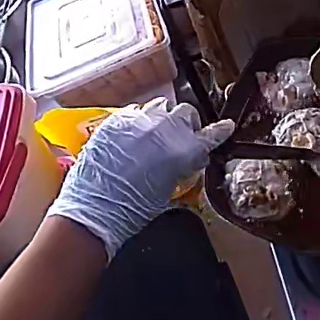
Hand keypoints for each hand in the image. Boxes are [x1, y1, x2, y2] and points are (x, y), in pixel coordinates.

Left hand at [47, 98, 233, 256]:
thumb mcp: (168, 189)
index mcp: (184, 149)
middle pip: (186, 112)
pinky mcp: (117, 120)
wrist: (92, 214)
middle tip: (178, 138)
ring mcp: (140, 120)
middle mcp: (166, 128)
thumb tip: (186, 157)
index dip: (221, 130)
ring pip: (160, 106)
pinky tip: (130, 137)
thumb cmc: (133, 211)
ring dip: (162, 118)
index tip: (226, 126)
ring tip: (153, 133)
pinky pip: (134, 112)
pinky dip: (137, 122)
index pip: (211, 134)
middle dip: (186, 123)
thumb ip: (181, 165)